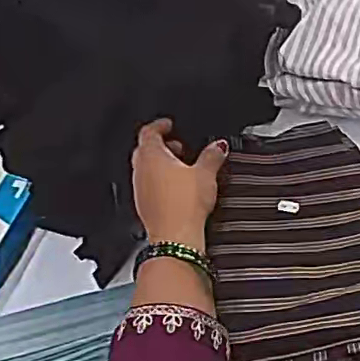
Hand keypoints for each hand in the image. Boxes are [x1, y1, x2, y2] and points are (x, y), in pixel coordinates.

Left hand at [131, 119, 226, 248]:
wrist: (175, 236)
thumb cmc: (184, 205)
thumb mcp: (205, 174)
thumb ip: (212, 156)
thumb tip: (219, 146)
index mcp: (151, 156)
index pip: (149, 132)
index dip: (159, 125)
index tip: (168, 124)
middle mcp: (140, 170)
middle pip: (146, 150)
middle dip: (162, 146)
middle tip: (178, 146)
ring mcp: (140, 189)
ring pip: (146, 169)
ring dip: (161, 165)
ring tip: (182, 168)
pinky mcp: (145, 205)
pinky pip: (150, 186)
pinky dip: (161, 182)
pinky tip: (178, 189)